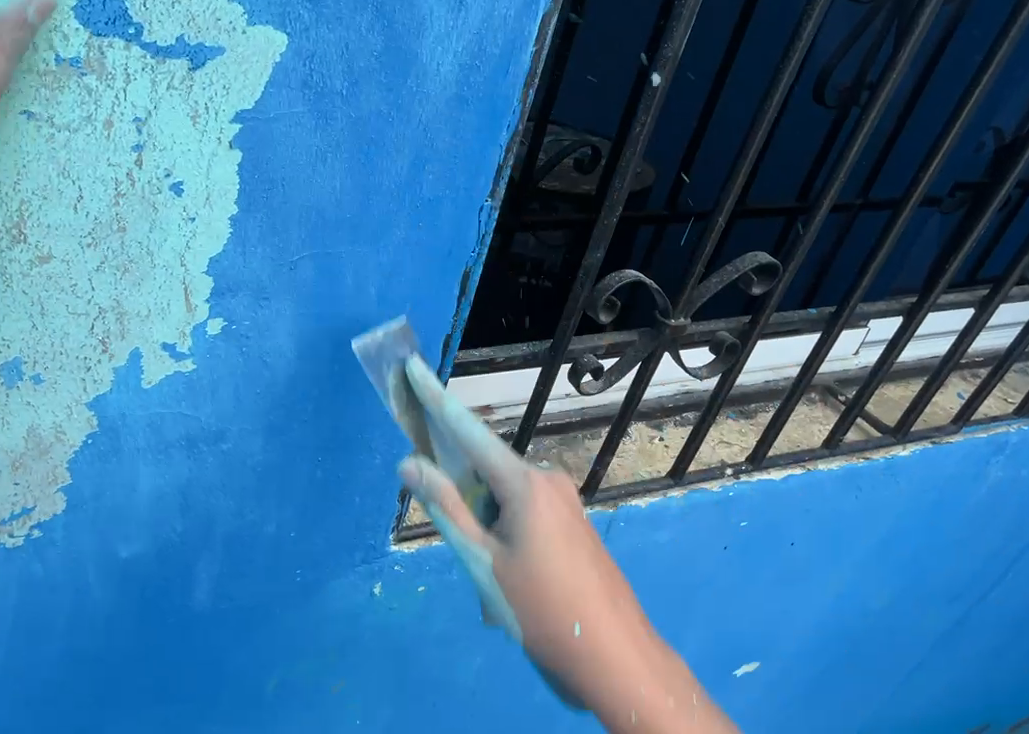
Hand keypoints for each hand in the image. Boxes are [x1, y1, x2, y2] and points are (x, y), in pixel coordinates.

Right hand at [397, 363, 734, 729]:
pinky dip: (505, 533)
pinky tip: (515, 580)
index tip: (412, 366)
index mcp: (524, 483)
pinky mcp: (573, 521)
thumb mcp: (483, 562)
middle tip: (472, 557)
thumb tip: (408, 462)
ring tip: (498, 584)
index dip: (436, 398)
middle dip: (464, 502)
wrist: (619, 662)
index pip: (468, 430)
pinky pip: (524, 511)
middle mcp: (547, 479)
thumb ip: (444, 507)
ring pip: (502, 497)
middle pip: (484, 470)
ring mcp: (565, 500)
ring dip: (486, 526)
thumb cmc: (543, 611)